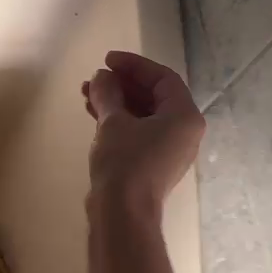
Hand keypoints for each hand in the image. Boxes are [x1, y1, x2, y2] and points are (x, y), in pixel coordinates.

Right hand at [82, 51, 204, 220]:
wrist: (123, 212)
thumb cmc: (124, 162)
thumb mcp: (113, 123)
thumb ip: (108, 94)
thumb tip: (101, 77)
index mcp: (184, 116)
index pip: (162, 79)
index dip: (134, 65)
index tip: (107, 60)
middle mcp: (183, 130)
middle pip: (154, 96)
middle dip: (122, 84)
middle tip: (95, 77)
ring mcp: (168, 148)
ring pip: (143, 115)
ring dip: (116, 102)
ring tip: (87, 94)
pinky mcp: (152, 162)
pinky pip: (138, 132)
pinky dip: (119, 121)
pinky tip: (95, 115)